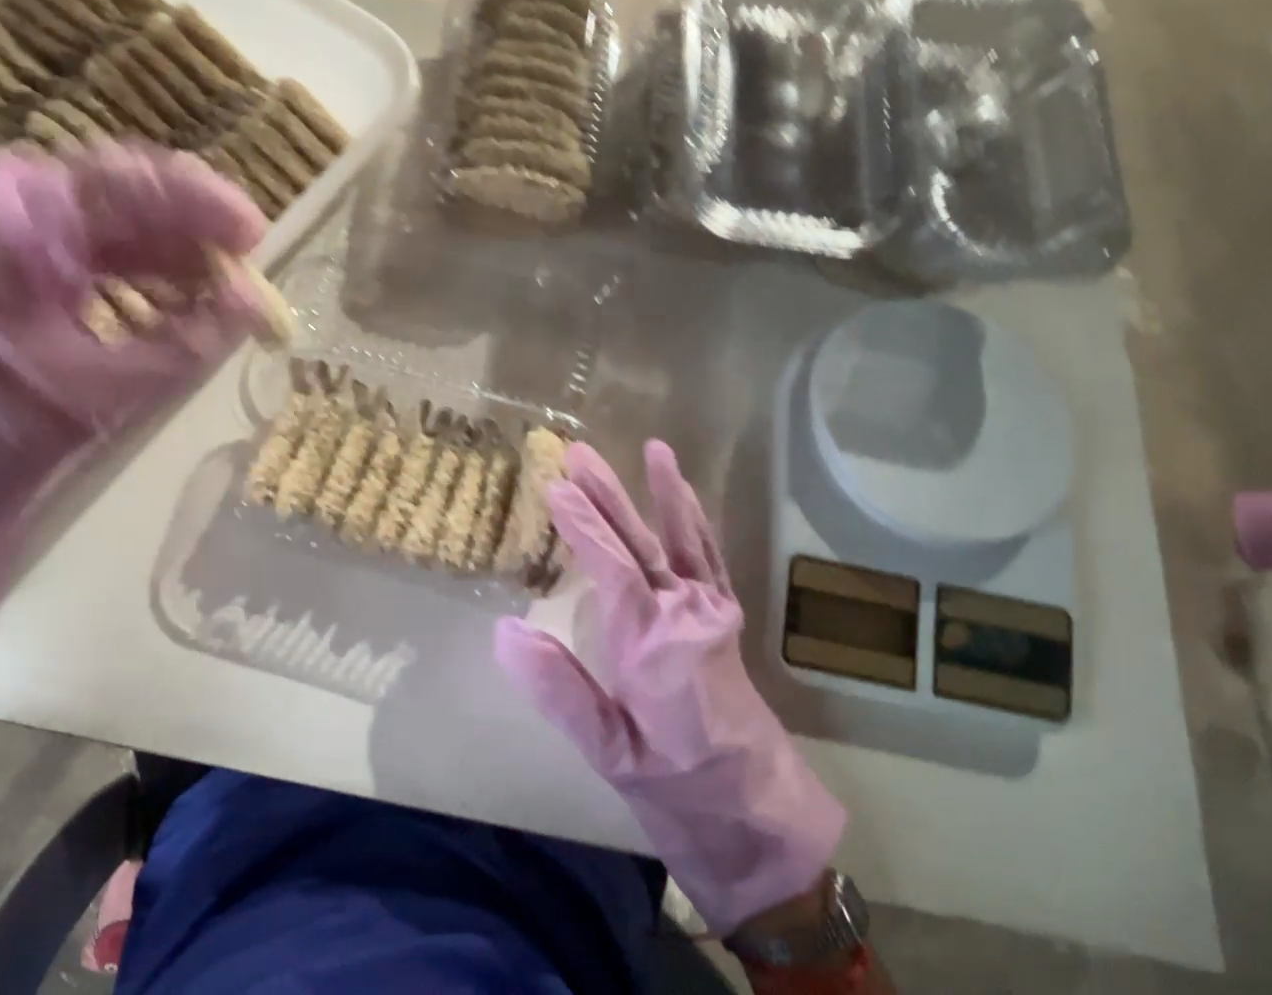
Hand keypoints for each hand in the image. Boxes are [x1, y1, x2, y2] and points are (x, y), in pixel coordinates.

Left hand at [0, 145, 267, 695]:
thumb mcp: (77, 399)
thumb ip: (174, 347)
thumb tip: (258, 307)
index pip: (108, 182)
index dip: (191, 199)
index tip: (255, 234)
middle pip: (107, 210)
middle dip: (187, 239)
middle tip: (252, 280)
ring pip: (98, 250)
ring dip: (167, 272)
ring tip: (228, 308)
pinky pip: (83, 296)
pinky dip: (136, 308)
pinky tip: (178, 335)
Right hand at [494, 440, 844, 935]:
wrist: (765, 823)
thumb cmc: (681, 794)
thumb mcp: (611, 756)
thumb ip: (560, 691)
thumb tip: (506, 630)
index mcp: (655, 649)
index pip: (614, 570)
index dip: (583, 526)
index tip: (551, 484)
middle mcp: (689, 620)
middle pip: (646, 544)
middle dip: (610, 495)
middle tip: (578, 451)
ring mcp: (715, 618)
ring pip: (686, 543)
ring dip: (663, 495)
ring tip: (652, 449)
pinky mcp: (727, 626)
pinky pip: (713, 561)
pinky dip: (698, 524)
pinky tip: (686, 501)